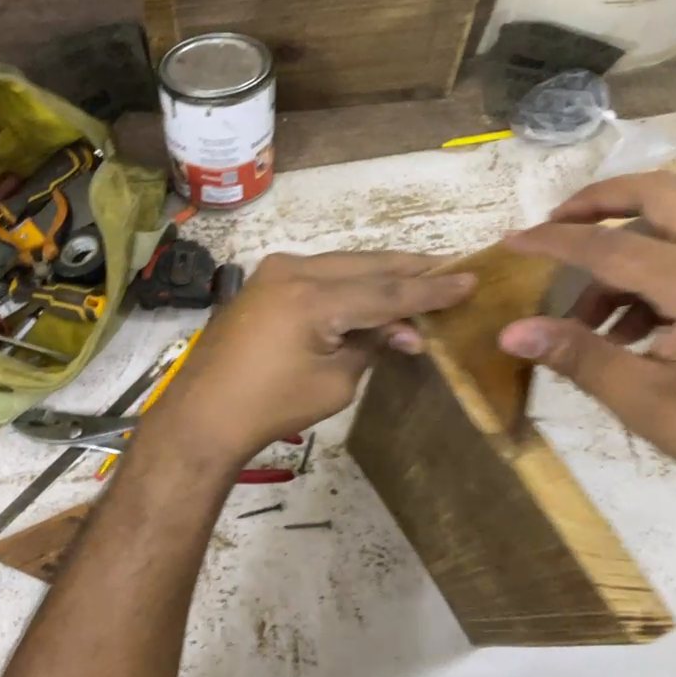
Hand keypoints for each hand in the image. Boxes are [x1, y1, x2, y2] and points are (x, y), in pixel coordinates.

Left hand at [142, 252, 475, 466]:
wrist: (205, 412)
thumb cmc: (272, 406)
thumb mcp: (335, 381)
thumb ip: (371, 344)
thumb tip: (403, 330)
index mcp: (313, 297)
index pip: (386, 291)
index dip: (430, 291)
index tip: (470, 279)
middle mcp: (294, 271)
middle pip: (366, 266)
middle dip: (410, 270)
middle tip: (453, 268)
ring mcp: (274, 271)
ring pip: (343, 264)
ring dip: (381, 272)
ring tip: (423, 273)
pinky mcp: (265, 281)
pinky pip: (320, 272)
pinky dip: (350, 279)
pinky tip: (375, 286)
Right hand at [497, 173, 675, 536]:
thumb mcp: (646, 402)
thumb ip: (577, 356)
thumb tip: (510, 332)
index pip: (609, 244)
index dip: (553, 241)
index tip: (511, 241)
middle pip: (662, 193)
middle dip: (601, 201)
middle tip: (558, 224)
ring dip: (630, 247)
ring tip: (593, 315)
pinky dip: (663, 269)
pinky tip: (642, 329)